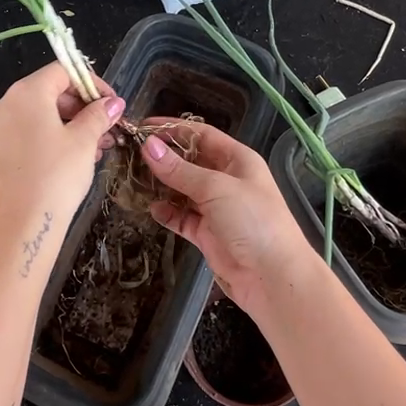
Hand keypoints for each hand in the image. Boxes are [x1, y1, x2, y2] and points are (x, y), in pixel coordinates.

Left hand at [0, 62, 122, 233]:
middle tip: (105, 127)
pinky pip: (23, 135)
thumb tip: (112, 103)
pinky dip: (47, 139)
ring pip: (36, 116)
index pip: (61, 71)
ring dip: (67, 125)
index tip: (111, 102)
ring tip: (94, 147)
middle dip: (80, 107)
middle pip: (47, 92)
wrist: (21, 226)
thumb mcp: (84, 141)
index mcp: (25, 93)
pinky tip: (70, 159)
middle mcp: (3, 105)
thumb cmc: (56, 176)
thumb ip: (99, 115)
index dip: (90, 83)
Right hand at [142, 121, 315, 314]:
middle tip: (132, 153)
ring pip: (183, 189)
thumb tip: (148, 146)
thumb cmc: (253, 221)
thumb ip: (180, 170)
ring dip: (162, 185)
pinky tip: (152, 208)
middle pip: (190, 161)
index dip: (173, 128)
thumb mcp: (216, 188)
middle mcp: (227, 180)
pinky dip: (168, 213)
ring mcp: (217, 208)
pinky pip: (182, 217)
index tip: (143, 126)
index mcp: (238, 160)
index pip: (202, 135)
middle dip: (164, 157)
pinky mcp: (208, 234)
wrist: (274, 279)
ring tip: (134, 178)